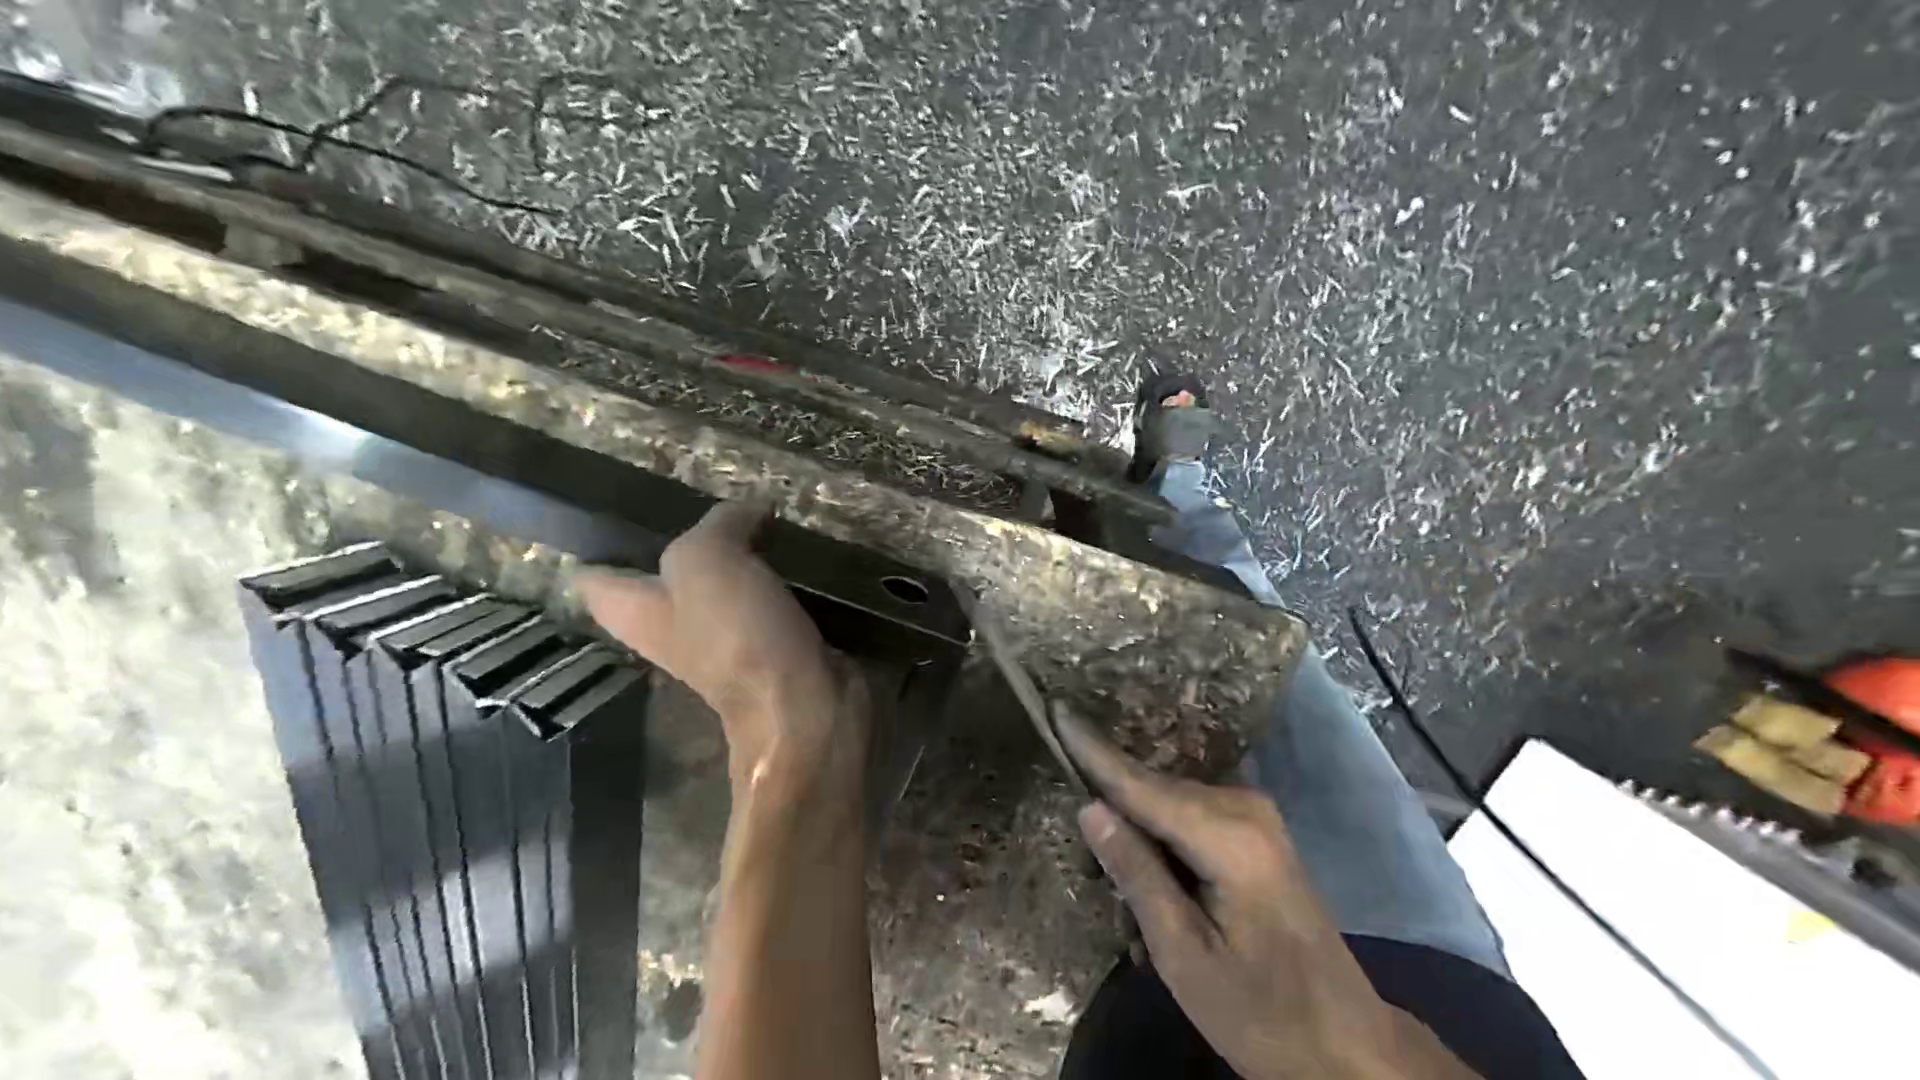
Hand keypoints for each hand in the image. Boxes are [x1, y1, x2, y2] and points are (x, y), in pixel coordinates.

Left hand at [575, 502, 865, 793]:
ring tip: (761, 516)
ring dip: (737, 550)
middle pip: (662, 567)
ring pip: (716, 578)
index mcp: (631, 609)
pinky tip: (791, 551)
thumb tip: (751, 511)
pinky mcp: (762, 640)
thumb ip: (718, 523)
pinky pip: (758, 594)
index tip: (640, 501)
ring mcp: (716, 635)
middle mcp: (666, 623)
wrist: (802, 703)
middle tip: (718, 501)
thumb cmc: (737, 635)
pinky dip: (772, 571)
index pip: (593, 570)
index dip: (608, 535)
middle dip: (688, 533)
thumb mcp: (707, 560)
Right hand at [1054, 708, 1476, 1079]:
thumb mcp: (1184, 955)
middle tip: (1061, 777)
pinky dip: (1155, 819)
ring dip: (1130, 806)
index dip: (1093, 750)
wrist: (1347, 1044)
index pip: (1142, 785)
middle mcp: (1245, 809)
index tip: (1055, 708)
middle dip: (1105, 782)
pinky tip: (1135, 840)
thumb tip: (1089, 807)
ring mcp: (1256, 815)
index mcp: (1229, 839)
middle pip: (1154, 786)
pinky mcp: (1256, 828)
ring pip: (1169, 795)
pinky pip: (1188, 808)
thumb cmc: (1261, 1012)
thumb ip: (1137, 874)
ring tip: (1090, 819)